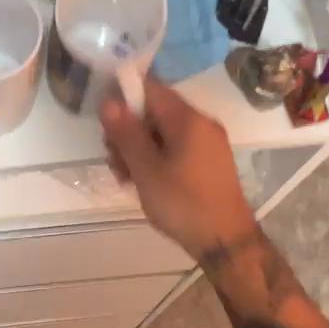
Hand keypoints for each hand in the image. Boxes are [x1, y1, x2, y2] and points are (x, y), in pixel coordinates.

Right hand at [99, 76, 257, 258]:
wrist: (224, 239)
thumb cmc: (182, 203)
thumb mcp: (146, 170)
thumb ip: (126, 134)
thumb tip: (108, 101)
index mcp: (187, 119)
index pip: (150, 88)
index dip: (122, 97)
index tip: (104, 123)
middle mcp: (201, 123)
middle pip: (154, 112)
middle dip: (128, 131)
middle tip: (113, 161)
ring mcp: (207, 143)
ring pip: (162, 133)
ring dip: (138, 149)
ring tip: (125, 178)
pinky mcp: (208, 162)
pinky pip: (175, 148)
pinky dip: (156, 159)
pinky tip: (143, 182)